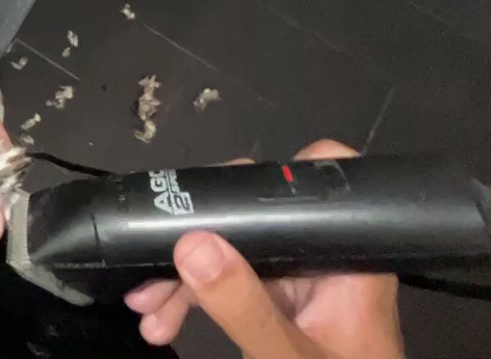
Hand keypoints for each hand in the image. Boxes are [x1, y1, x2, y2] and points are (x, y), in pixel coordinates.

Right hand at [124, 141, 404, 358]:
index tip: (205, 189)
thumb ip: (246, 309)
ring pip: (229, 249)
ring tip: (146, 306)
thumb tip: (192, 242)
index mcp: (344, 265)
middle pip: (252, 216)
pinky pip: (224, 282)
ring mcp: (296, 286)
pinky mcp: (274, 308)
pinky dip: (190, 295)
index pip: (317, 187)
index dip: (270, 171)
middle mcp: (320, 263)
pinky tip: (160, 319)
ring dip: (181, 273)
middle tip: (151, 263)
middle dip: (194, 235)